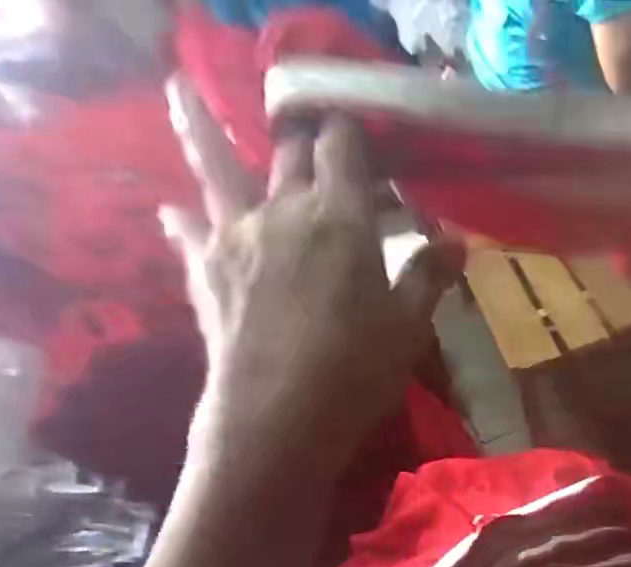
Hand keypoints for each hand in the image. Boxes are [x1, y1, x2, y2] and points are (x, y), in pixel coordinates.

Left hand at [161, 77, 463, 470]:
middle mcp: (285, 209)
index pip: (344, 148)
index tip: (360, 133)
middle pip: (291, 153)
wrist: (279, 413)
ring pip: (217, 165)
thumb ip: (428, 277)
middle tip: (308, 134)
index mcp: (342, 218)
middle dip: (303, 138)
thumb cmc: (357, 370)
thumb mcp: (408, 328)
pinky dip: (183, 217)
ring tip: (177, 89)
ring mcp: (237, 233)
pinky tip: (173, 212)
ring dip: (200, 125)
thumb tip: (458, 241)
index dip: (351, 132)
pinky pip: (189, 227)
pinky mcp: (205, 266)